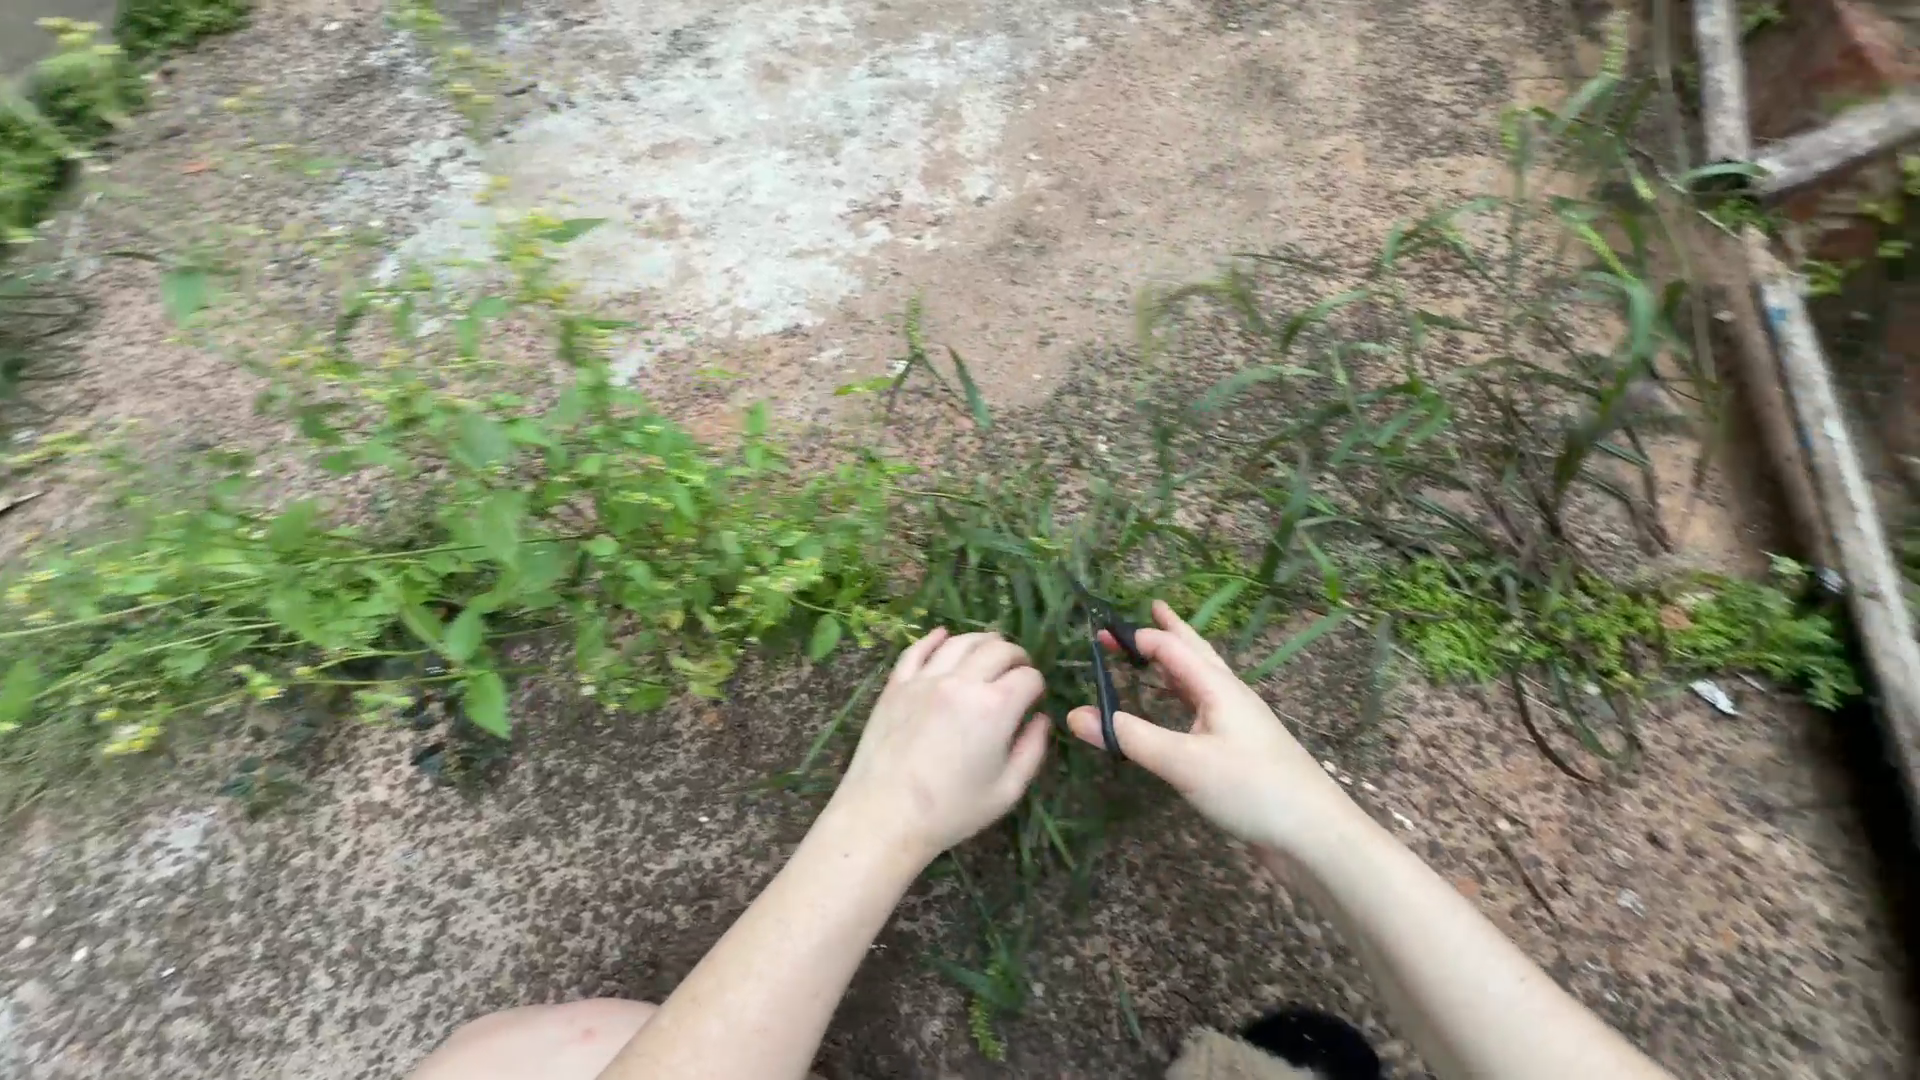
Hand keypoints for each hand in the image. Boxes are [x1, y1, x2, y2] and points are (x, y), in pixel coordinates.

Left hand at [830, 629, 1050, 862]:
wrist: (884, 816)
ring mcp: (925, 679)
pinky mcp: (897, 684)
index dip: (1037, 685)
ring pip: (960, 642)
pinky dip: (934, 638)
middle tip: (1019, 670)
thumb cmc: (951, 811)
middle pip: (998, 650)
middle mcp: (961, 682)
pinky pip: (917, 649)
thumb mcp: (1007, 791)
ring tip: (991, 649)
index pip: (1028, 677)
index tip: (1034, 698)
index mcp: (995, 707)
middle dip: (1017, 656)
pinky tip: (944, 636)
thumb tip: (1041, 719)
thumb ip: (1032, 750)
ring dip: (983, 640)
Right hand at [1065, 601, 1358, 854]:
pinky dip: (1184, 695)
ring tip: (1157, 653)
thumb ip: (1129, 737)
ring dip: (1177, 661)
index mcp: (1218, 687)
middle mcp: (1230, 696)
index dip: (1136, 638)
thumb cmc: (1251, 788)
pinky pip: (1205, 707)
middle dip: (1169, 631)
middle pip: (1196, 652)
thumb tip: (1074, 715)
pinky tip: (1178, 708)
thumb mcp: (1183, 762)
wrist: (1315, 836)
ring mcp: (1239, 722)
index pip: (1171, 648)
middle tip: (1148, 609)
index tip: (1100, 635)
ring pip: (1203, 679)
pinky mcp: (1241, 749)